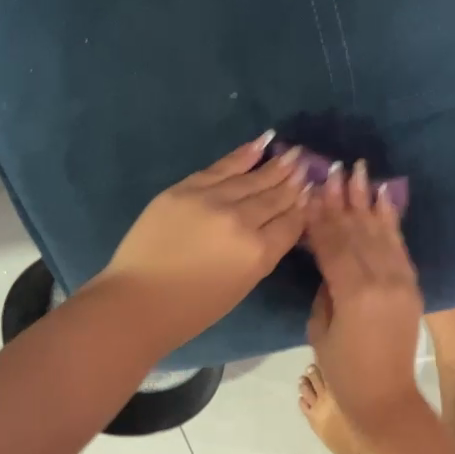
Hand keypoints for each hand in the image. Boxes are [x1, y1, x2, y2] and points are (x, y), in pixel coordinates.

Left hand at [101, 132, 309, 345]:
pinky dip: (243, 155)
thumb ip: (264, 253)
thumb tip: (279, 225)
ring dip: (275, 166)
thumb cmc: (194, 308)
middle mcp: (241, 221)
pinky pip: (222, 167)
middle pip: (275, 197)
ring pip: (252, 179)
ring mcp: (212, 201)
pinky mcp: (186, 189)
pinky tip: (261, 144)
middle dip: (294, 181)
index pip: (291, 222)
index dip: (304, 206)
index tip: (315, 191)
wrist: (139, 300)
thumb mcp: (243, 285)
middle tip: (309, 165)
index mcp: (259, 253)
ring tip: (293, 154)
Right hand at [305, 160, 425, 427]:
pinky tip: (383, 199)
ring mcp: (401, 282)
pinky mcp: (412, 287)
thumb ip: (324, 288)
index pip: (332, 243)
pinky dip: (391, 221)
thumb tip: (327, 258)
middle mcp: (381, 280)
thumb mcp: (320, 328)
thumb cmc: (343, 370)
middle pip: (356, 232)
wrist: (386, 397)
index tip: (310, 187)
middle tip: (332, 168)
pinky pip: (400, 247)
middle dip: (342, 199)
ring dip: (367, 201)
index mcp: (353, 292)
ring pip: (380, 233)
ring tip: (358, 171)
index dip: (319, 215)